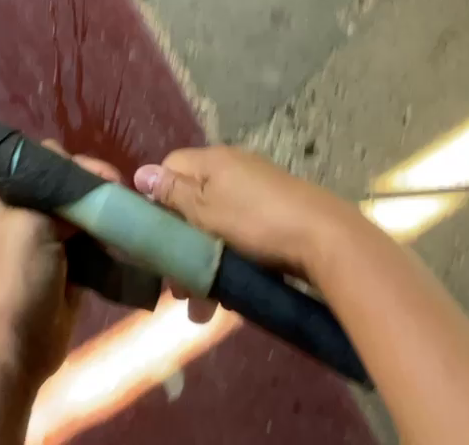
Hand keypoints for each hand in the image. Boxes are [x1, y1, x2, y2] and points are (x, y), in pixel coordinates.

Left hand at [0, 143, 120, 390]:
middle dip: (97, 190)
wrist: (18, 344)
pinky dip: (111, 242)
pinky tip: (126, 239)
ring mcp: (53, 245)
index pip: (48, 166)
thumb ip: (54, 190)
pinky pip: (95, 247)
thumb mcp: (29, 220)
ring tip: (129, 216)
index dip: (77, 166)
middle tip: (123, 195)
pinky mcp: (73, 270)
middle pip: (70, 191)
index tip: (105, 176)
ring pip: (85, 217)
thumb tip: (85, 178)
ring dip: (106, 216)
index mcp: (11, 200)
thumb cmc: (18, 275)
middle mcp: (31, 217)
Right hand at [133, 146, 353, 275]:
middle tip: (177, 289)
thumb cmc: (256, 222)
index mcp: (212, 160)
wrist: (327, 239)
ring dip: (203, 263)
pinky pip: (240, 235)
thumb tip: (141, 173)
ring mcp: (257, 190)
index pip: (170, 168)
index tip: (154, 237)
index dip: (156, 200)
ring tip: (202, 309)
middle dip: (181, 245)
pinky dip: (230, 260)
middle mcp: (233, 168)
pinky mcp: (277, 213)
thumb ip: (172, 193)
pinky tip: (231, 294)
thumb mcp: (204, 210)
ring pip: (216, 225)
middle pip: (192, 202)